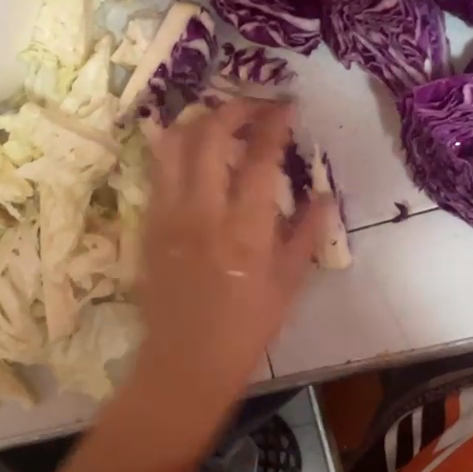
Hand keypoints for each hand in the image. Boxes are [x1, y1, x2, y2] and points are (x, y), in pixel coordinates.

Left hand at [135, 99, 328, 410]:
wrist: (185, 364)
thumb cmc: (246, 330)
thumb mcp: (288, 285)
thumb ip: (306, 234)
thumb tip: (325, 195)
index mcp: (245, 229)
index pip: (259, 157)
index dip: (274, 123)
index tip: (287, 107)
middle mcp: (202, 212)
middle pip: (210, 135)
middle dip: (235, 109)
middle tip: (256, 107)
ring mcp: (168, 216)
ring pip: (174, 144)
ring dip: (199, 122)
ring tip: (221, 122)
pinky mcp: (148, 225)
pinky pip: (158, 171)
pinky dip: (176, 149)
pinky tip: (194, 151)